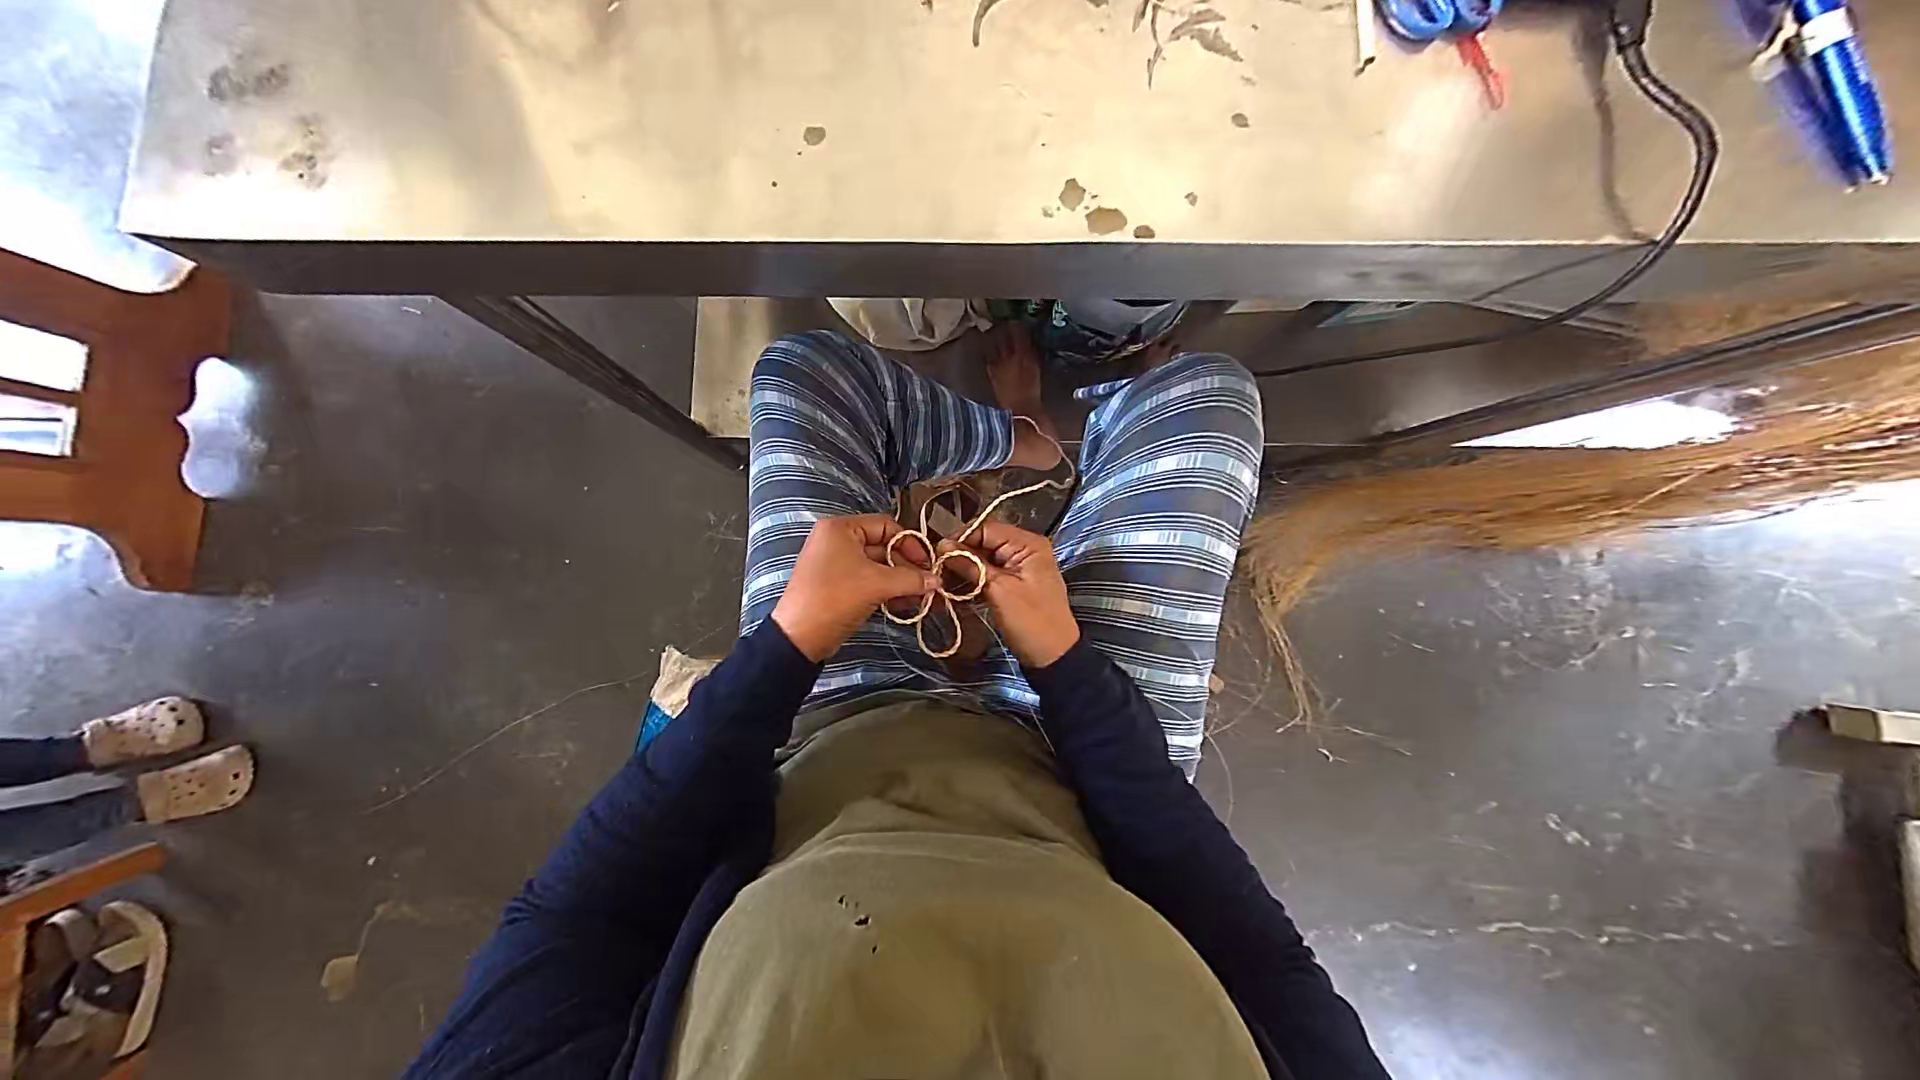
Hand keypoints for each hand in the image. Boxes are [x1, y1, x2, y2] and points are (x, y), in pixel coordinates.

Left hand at [772, 515, 939, 661]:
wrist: (799, 636)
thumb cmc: (836, 598)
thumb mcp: (877, 584)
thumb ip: (911, 579)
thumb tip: (938, 580)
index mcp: (841, 529)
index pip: (885, 525)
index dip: (909, 543)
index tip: (927, 563)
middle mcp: (836, 540)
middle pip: (882, 546)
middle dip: (907, 566)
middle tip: (928, 583)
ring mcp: (835, 563)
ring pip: (877, 566)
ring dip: (899, 581)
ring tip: (921, 597)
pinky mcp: (836, 584)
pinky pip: (867, 580)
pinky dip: (885, 590)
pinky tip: (904, 604)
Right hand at [948, 520, 1079, 667]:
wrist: (1052, 656)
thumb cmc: (1031, 621)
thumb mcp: (998, 590)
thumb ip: (971, 564)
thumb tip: (943, 545)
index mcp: (1028, 543)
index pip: (986, 528)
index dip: (961, 539)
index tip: (938, 555)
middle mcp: (1025, 548)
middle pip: (984, 541)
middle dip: (961, 555)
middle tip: (938, 570)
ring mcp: (1019, 565)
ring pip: (983, 558)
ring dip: (965, 568)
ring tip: (944, 580)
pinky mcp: (1013, 582)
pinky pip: (989, 572)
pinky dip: (974, 579)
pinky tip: (958, 588)